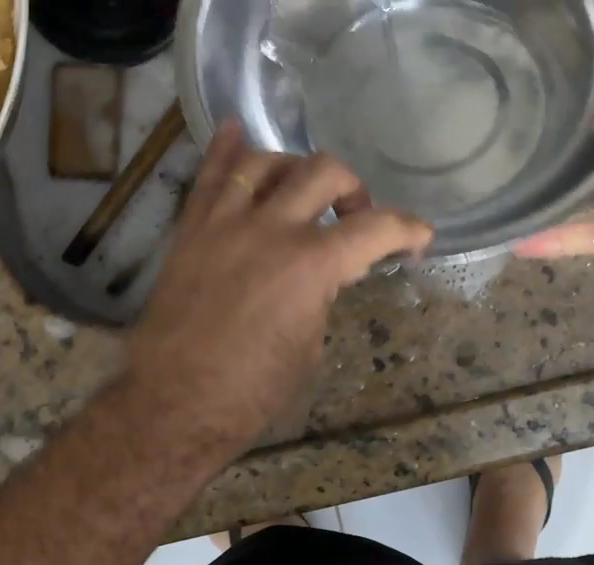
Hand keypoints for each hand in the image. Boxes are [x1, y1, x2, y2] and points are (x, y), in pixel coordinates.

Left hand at [125, 122, 431, 445]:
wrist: (175, 402)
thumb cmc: (250, 394)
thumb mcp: (306, 350)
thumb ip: (319, 300)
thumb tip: (318, 280)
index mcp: (312, 266)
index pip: (375, 229)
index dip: (407, 230)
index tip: (418, 239)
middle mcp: (272, 228)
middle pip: (324, 172)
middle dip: (352, 189)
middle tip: (355, 217)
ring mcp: (226, 222)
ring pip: (266, 160)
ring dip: (295, 168)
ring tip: (301, 190)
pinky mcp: (191, 231)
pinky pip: (211, 176)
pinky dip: (228, 150)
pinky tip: (237, 133)